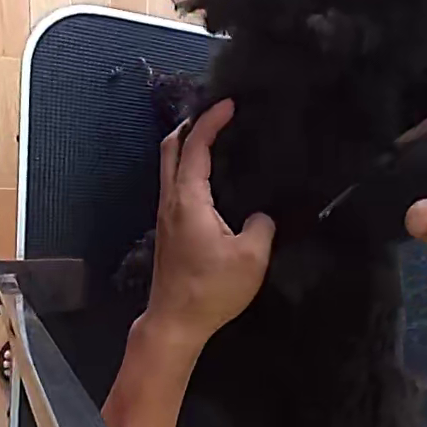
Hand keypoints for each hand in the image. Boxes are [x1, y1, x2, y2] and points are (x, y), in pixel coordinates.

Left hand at [144, 99, 275, 348]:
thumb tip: (260, 217)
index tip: (228, 105)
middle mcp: (171, 202)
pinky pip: (175, 186)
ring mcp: (165, 217)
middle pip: (171, 149)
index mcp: (189, 200)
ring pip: (169, 167)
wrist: (176, 321)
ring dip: (187, 147)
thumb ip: (261, 227)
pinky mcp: (168, 232)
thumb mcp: (251, 257)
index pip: (196, 147)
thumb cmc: (212, 289)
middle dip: (191, 125)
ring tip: (214, 139)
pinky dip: (189, 169)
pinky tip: (209, 180)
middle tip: (214, 115)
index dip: (212, 121)